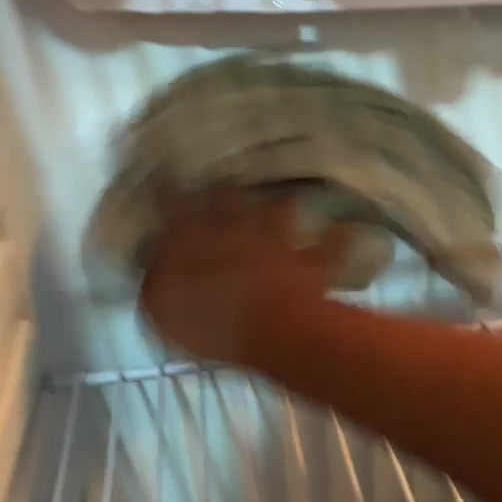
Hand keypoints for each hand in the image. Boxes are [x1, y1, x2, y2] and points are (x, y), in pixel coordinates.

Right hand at [139, 188, 351, 364]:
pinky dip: (339, 239)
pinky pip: (329, 249)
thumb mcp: (162, 308)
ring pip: (282, 213)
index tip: (164, 175)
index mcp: (194, 241)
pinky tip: (348, 228)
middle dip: (225, 187)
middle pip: (229, 200)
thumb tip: (153, 268)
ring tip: (289, 192)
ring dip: (285, 203)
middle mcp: (236, 232)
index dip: (168, 191)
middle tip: (224, 175)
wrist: (267, 326)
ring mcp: (276, 244)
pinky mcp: (310, 264)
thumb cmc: (206, 321)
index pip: (175, 207)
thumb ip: (157, 282)